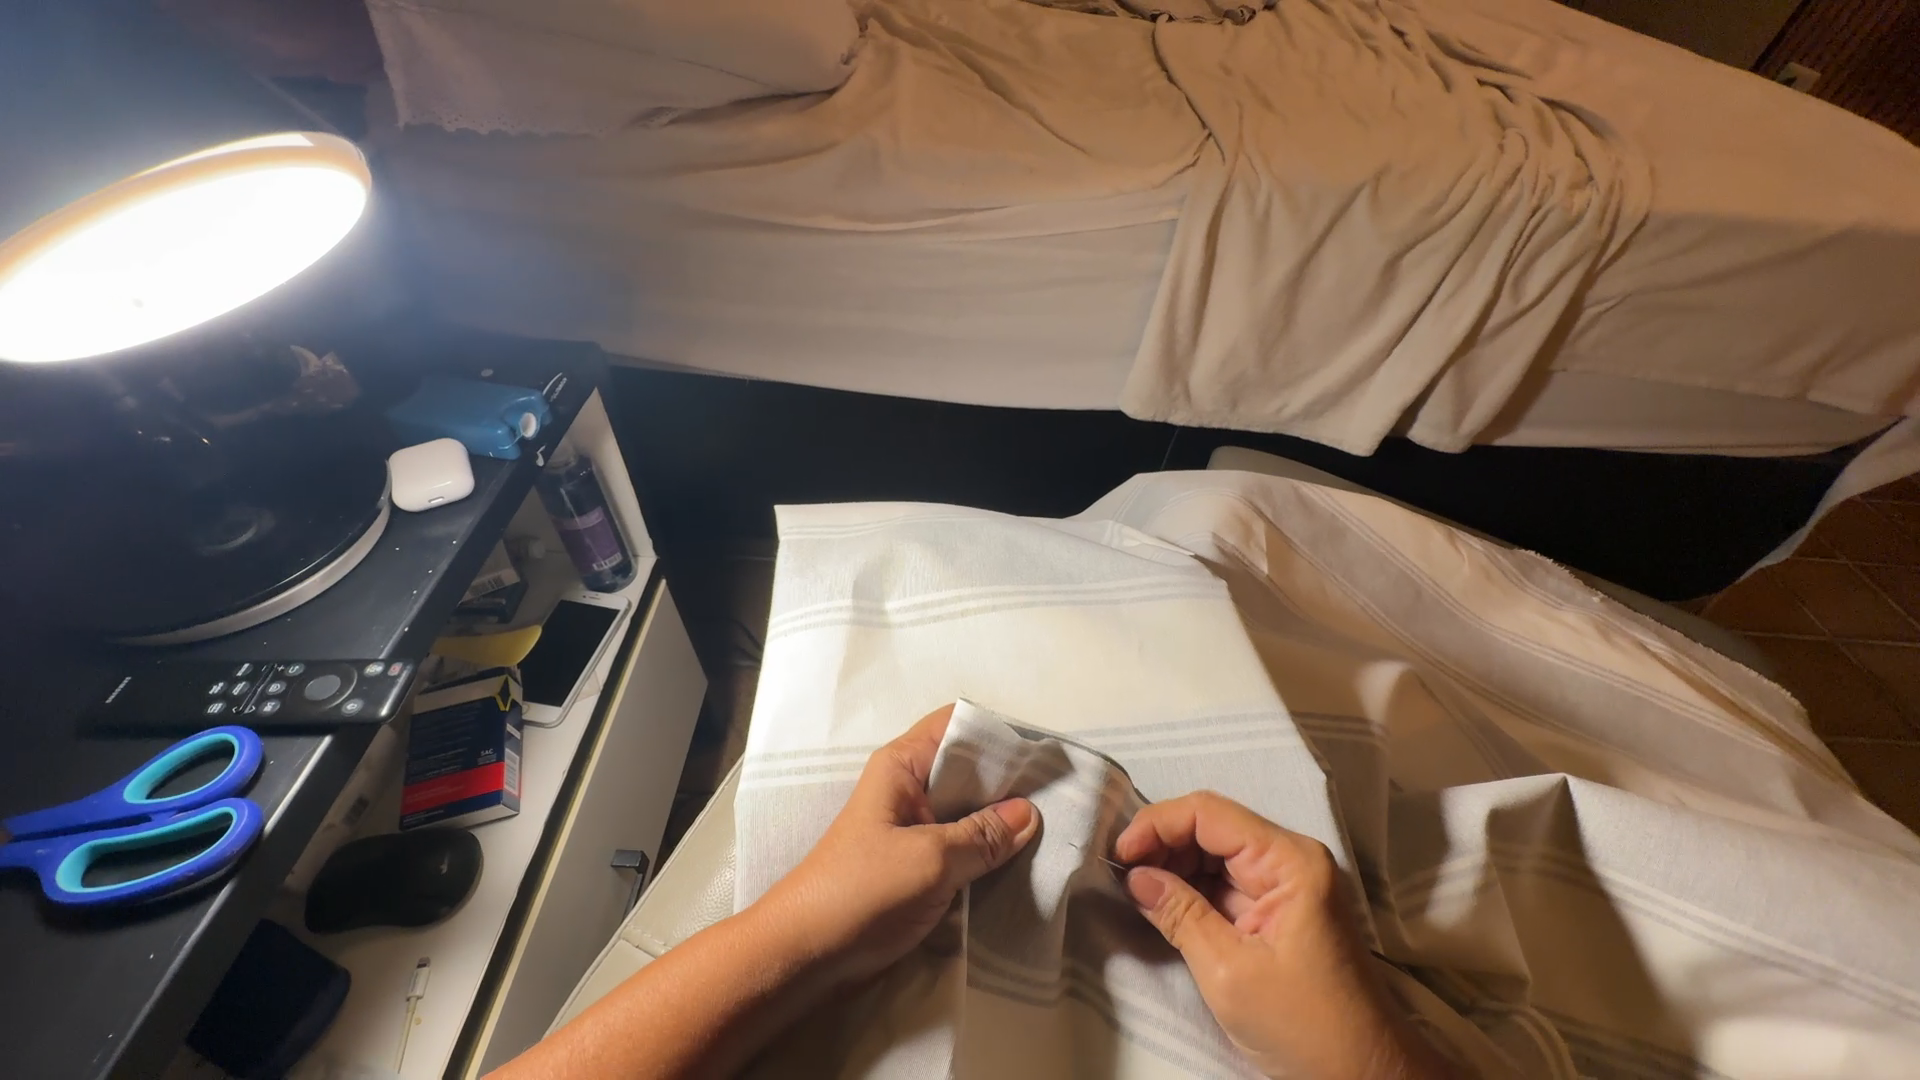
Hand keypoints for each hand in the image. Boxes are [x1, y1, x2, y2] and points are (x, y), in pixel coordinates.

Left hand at [751, 705, 1040, 985]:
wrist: (805, 956)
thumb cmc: (861, 891)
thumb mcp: (930, 860)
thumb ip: (983, 836)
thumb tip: (1031, 812)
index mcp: (903, 766)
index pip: (956, 725)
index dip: (999, 731)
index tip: (1045, 752)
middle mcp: (911, 787)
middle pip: (969, 767)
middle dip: (1012, 778)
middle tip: (1064, 792)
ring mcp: (916, 827)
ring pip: (970, 808)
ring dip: (1005, 818)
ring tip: (1058, 824)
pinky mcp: (920, 863)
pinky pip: (965, 843)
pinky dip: (992, 848)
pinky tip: (1028, 859)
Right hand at [1115, 793, 1455, 1079]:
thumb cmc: (1304, 1028)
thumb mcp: (1229, 972)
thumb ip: (1179, 913)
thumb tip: (1134, 876)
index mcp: (1289, 861)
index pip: (1208, 813)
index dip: (1157, 824)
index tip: (1120, 854)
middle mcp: (1289, 857)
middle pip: (1210, 825)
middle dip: (1161, 843)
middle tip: (1122, 872)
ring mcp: (1285, 880)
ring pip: (1213, 848)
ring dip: (1172, 863)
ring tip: (1136, 886)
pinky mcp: (1278, 905)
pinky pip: (1224, 877)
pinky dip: (1190, 884)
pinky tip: (1162, 899)